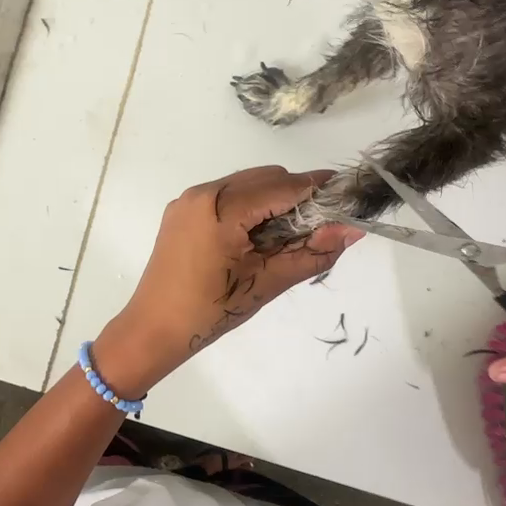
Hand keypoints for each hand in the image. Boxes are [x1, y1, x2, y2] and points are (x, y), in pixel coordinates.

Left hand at [92, 167, 361, 397]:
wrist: (154, 328)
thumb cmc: (210, 310)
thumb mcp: (266, 283)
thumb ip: (311, 252)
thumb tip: (352, 228)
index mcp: (220, 207)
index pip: (283, 185)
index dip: (319, 190)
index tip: (350, 200)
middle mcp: (201, 193)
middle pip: (265, 178)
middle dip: (296, 197)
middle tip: (316, 232)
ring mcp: (187, 201)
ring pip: (246, 185)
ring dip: (272, 202)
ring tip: (284, 241)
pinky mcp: (180, 213)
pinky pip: (225, 197)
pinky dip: (248, 208)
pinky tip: (256, 241)